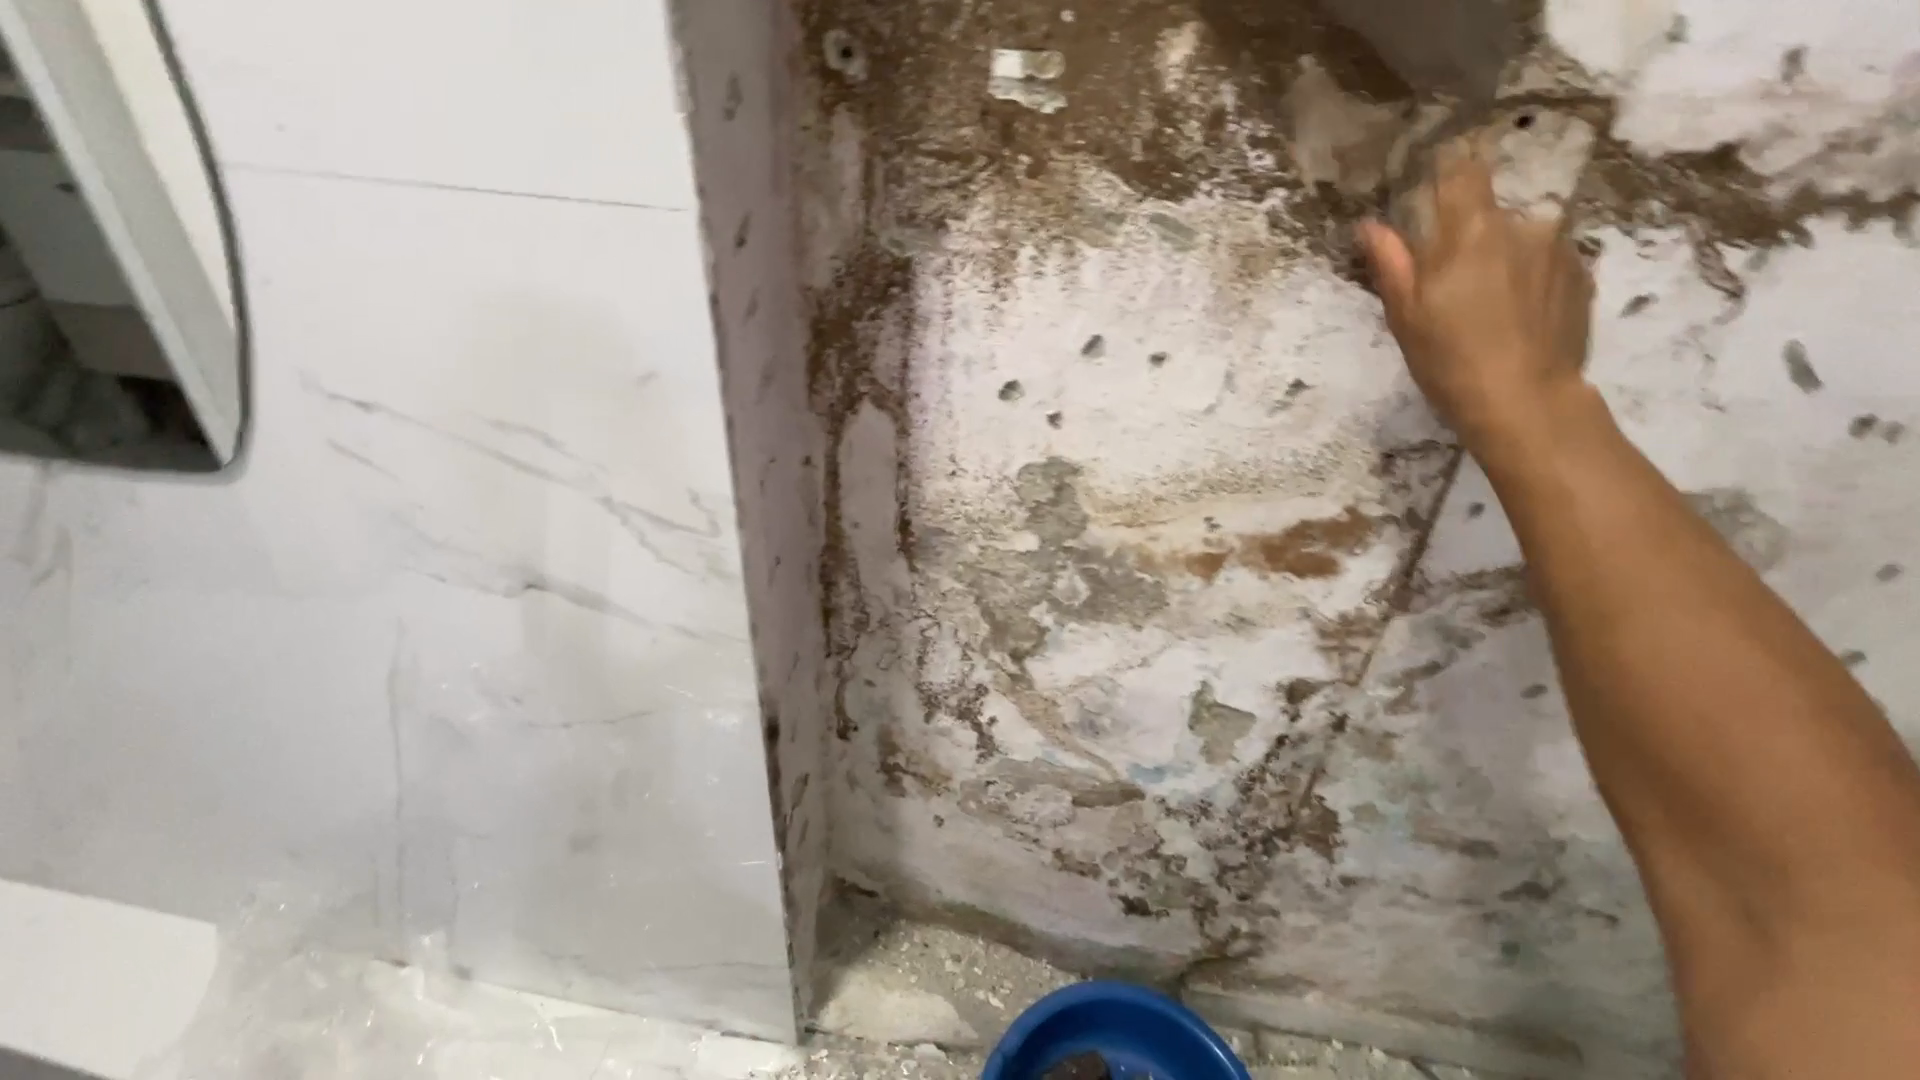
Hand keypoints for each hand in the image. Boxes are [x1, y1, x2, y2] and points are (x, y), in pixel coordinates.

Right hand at [1356, 138, 1595, 458]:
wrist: (1525, 401)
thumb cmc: (1449, 359)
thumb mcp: (1405, 315)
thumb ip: (1391, 263)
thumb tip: (1371, 226)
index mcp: (1472, 230)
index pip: (1463, 171)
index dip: (1449, 171)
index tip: (1437, 184)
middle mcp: (1523, 224)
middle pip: (1490, 213)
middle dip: (1471, 238)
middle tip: (1454, 285)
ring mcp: (1559, 248)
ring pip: (1520, 238)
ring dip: (1504, 259)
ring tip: (1490, 308)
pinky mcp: (1582, 274)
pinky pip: (1546, 262)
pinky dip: (1530, 279)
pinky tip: (1518, 318)